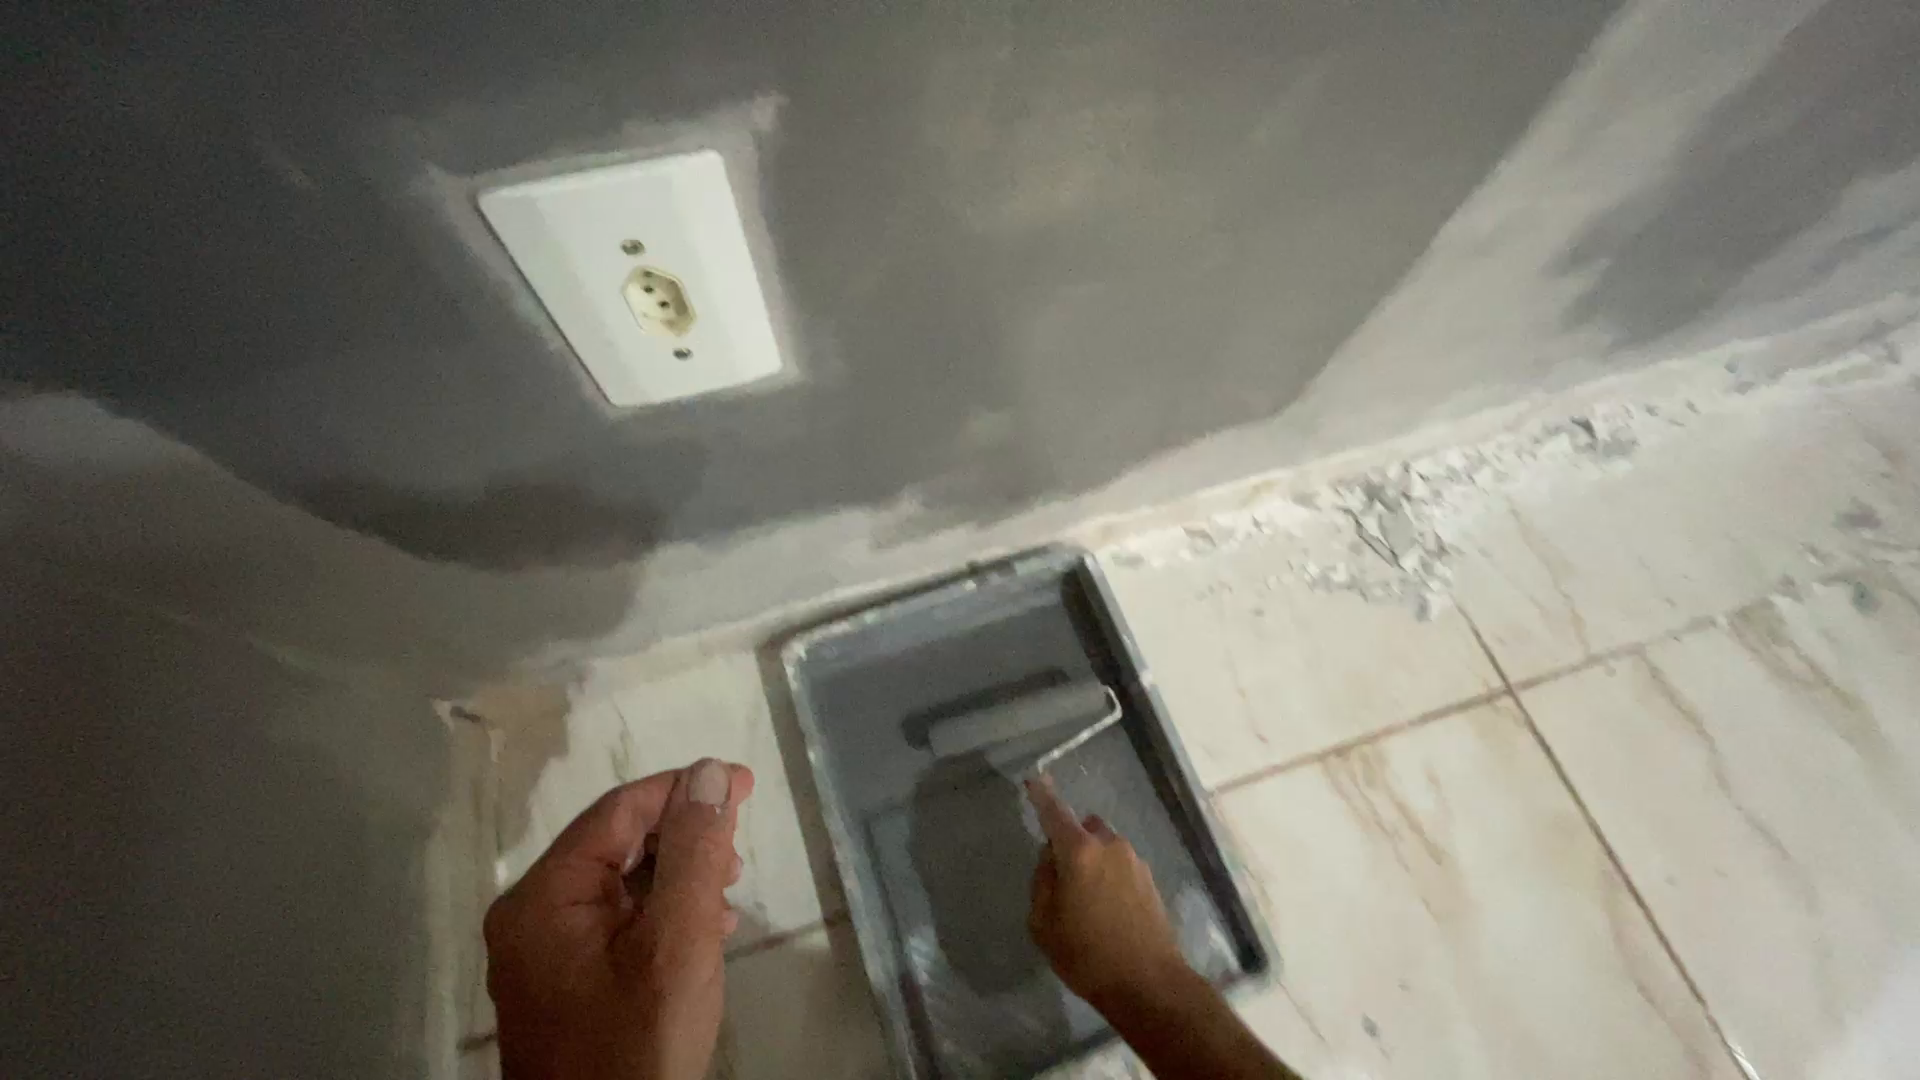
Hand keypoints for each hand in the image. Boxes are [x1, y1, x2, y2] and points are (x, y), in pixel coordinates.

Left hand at [483, 758, 754, 1079]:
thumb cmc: (639, 1043)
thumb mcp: (678, 939)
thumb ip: (695, 850)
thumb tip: (711, 771)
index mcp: (544, 897)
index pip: (620, 810)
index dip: (686, 788)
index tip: (745, 783)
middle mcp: (535, 914)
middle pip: (620, 841)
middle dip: (686, 837)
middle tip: (738, 853)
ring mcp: (549, 950)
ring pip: (626, 879)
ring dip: (683, 874)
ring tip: (728, 893)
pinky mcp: (570, 978)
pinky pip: (622, 918)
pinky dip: (668, 910)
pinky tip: (706, 927)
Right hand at [1025, 774, 1190, 1008]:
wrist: (1150, 985)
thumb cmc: (1087, 955)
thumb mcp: (1044, 923)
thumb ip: (1042, 881)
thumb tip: (1051, 858)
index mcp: (1079, 851)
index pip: (1054, 811)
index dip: (1042, 794)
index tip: (1034, 778)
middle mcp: (1109, 845)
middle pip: (1083, 828)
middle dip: (1071, 841)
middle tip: (1062, 877)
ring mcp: (1134, 860)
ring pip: (1104, 846)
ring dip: (1093, 860)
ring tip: (1087, 901)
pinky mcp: (1149, 879)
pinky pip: (1120, 865)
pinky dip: (1109, 876)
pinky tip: (1108, 910)